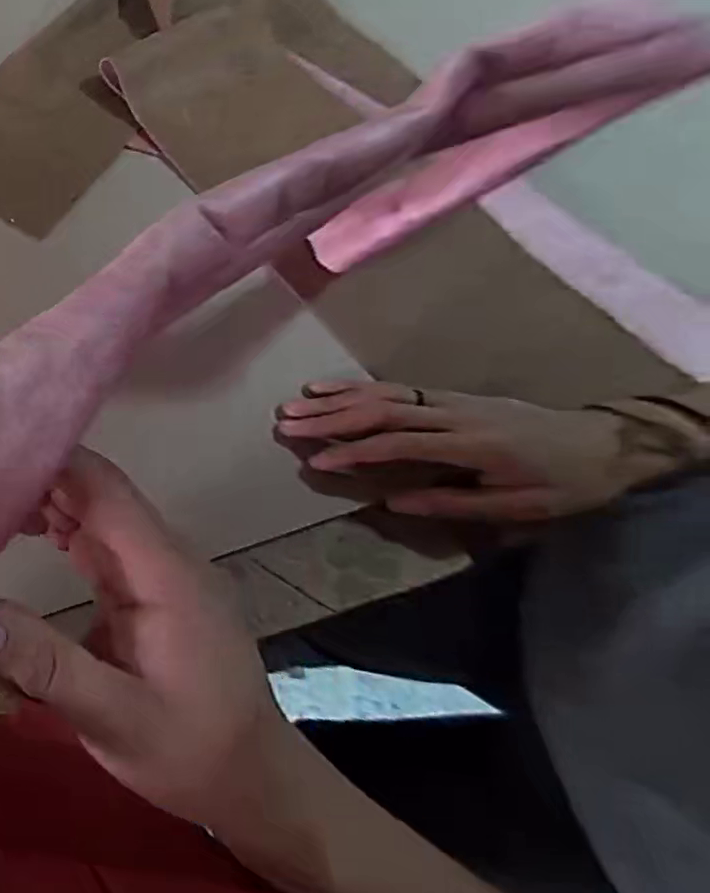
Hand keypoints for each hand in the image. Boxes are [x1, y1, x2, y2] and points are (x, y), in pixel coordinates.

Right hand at [0, 448, 296, 831]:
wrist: (257, 788)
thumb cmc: (194, 753)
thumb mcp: (117, 721)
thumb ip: (45, 666)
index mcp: (163, 570)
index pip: (102, 487)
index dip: (48, 459)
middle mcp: (159, 555)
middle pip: (91, 489)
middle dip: (31, 473)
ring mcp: (150, 569)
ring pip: (88, 508)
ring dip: (37, 494)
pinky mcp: (139, 586)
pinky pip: (90, 535)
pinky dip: (50, 522)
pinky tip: (15, 526)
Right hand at [275, 379, 642, 520]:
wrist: (606, 443)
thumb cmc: (562, 482)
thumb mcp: (521, 506)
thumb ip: (454, 503)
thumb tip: (391, 503)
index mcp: (475, 444)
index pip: (400, 443)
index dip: (355, 452)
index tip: (317, 463)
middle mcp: (454, 415)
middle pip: (380, 411)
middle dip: (329, 418)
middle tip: (286, 425)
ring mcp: (445, 399)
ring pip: (379, 394)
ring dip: (331, 400)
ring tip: (290, 407)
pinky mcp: (440, 394)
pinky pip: (389, 386)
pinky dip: (350, 386)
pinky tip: (319, 388)